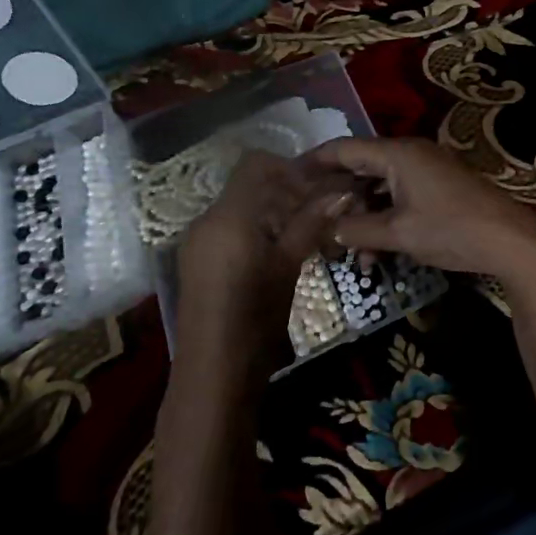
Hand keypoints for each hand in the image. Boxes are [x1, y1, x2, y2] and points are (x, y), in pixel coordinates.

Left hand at [175, 151, 354, 376]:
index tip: (315, 190)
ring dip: (270, 213)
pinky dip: (252, 230)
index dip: (287, 169)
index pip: (255, 164)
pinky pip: (225, 229)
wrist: (214, 369)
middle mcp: (206, 219)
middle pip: (246, 186)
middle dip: (283, 194)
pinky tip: (275, 256)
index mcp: (228, 216)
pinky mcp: (194, 259)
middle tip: (317, 216)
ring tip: (301, 240)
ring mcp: (196, 240)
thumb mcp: (287, 267)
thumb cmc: (256, 317)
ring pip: (237, 208)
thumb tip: (340, 192)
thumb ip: (310, 224)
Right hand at [304, 138, 535, 278]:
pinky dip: (385, 219)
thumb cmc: (451, 230)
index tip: (288, 175)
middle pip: (361, 168)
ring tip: (349, 251)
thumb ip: (357, 230)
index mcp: (397, 154)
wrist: (512, 242)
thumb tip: (329, 230)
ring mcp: (427, 171)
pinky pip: (400, 196)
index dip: (314, 161)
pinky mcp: (439, 188)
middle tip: (312, 218)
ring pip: (380, 187)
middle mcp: (410, 154)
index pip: (344, 149)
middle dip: (338, 197)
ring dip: (363, 217)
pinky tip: (377, 253)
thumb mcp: (398, 233)